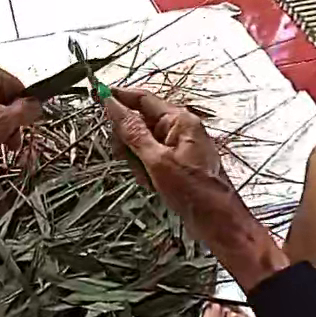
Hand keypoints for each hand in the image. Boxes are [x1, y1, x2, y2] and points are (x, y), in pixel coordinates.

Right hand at [102, 86, 287, 288]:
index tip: (98, 95)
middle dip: (128, 140)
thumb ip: (132, 131)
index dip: (118, 97)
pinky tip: (152, 182)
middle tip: (129, 157)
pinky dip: (145, 168)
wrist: (217, 221)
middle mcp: (180, 129)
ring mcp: (177, 145)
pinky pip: (149, 156)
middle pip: (139, 121)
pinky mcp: (175, 161)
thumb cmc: (196, 192)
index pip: (142, 98)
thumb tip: (113, 107)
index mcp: (179, 120)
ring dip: (136, 159)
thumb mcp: (156, 160)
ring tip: (147, 176)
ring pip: (141, 141)